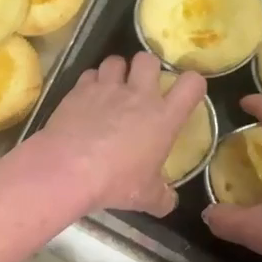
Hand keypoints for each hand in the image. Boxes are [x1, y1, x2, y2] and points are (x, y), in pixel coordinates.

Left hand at [33, 52, 206, 214]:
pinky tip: (87, 97)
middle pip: (148, 59)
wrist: (68, 169)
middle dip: (146, 67)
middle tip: (141, 85)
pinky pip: (90, 74)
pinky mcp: (79, 89)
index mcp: (164, 117)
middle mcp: (138, 95)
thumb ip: (161, 197)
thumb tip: (168, 202)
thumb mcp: (146, 197)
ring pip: (116, 60)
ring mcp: (107, 88)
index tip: (186, 91)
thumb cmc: (115, 182)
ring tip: (112, 87)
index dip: (193, 83)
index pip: (191, 84)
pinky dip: (91, 82)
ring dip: (117, 71)